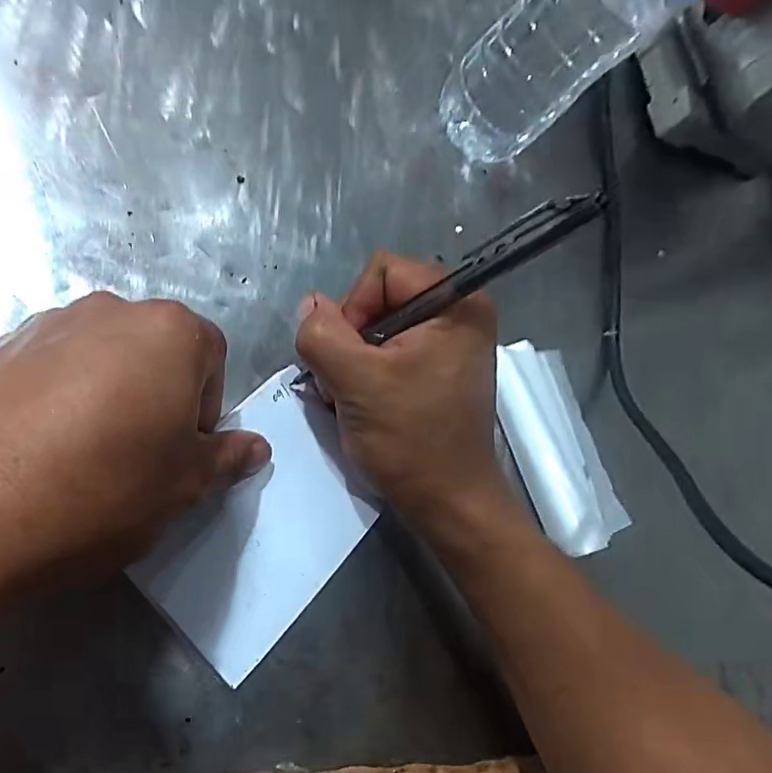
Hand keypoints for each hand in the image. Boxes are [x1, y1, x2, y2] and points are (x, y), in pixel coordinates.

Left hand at [0, 293, 269, 585]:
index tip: (181, 449)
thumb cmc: (107, 489)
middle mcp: (113, 310)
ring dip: (111, 389)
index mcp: (171, 332)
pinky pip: (54, 364)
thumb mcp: (186, 484)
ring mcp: (50, 323)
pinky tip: (44, 443)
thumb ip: (228, 456)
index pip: (213, 356)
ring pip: (105, 354)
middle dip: (160, 391)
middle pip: (158, 348)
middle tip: (140, 450)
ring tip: (86, 448)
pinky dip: (61, 392)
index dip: (205, 406)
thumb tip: (256, 447)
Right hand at [295, 251, 512, 528]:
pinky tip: (361, 406)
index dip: (353, 307)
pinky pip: (392, 355)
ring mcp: (451, 347)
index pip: (383, 270)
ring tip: (351, 400)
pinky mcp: (440, 373)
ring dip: (355, 362)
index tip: (351, 357)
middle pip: (381, 299)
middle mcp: (461, 316)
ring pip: (380, 330)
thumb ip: (322, 333)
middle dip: (351, 339)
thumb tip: (310, 305)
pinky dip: (369, 376)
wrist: (449, 502)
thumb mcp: (355, 381)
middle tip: (345, 384)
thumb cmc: (411, 440)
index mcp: (457, 303)